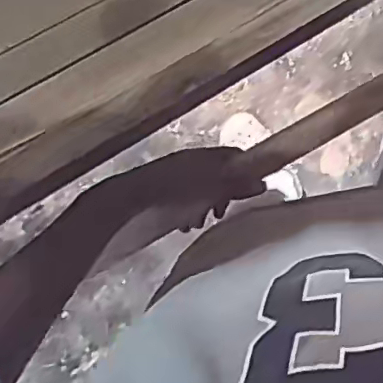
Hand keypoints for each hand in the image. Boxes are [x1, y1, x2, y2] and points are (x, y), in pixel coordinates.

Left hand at [91, 147, 265, 230]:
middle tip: (232, 210)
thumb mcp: (209, 190)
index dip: (250, 171)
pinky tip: (189, 225)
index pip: (236, 157)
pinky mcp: (162, 197)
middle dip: (231, 191)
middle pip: (222, 173)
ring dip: (212, 203)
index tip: (258, 191)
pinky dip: (194, 210)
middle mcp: (191, 164)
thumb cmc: (170, 196)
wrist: (119, 209)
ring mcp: (175, 180)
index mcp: (204, 157)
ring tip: (210, 220)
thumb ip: (235, 185)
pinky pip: (187, 200)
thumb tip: (262, 183)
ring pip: (205, 188)